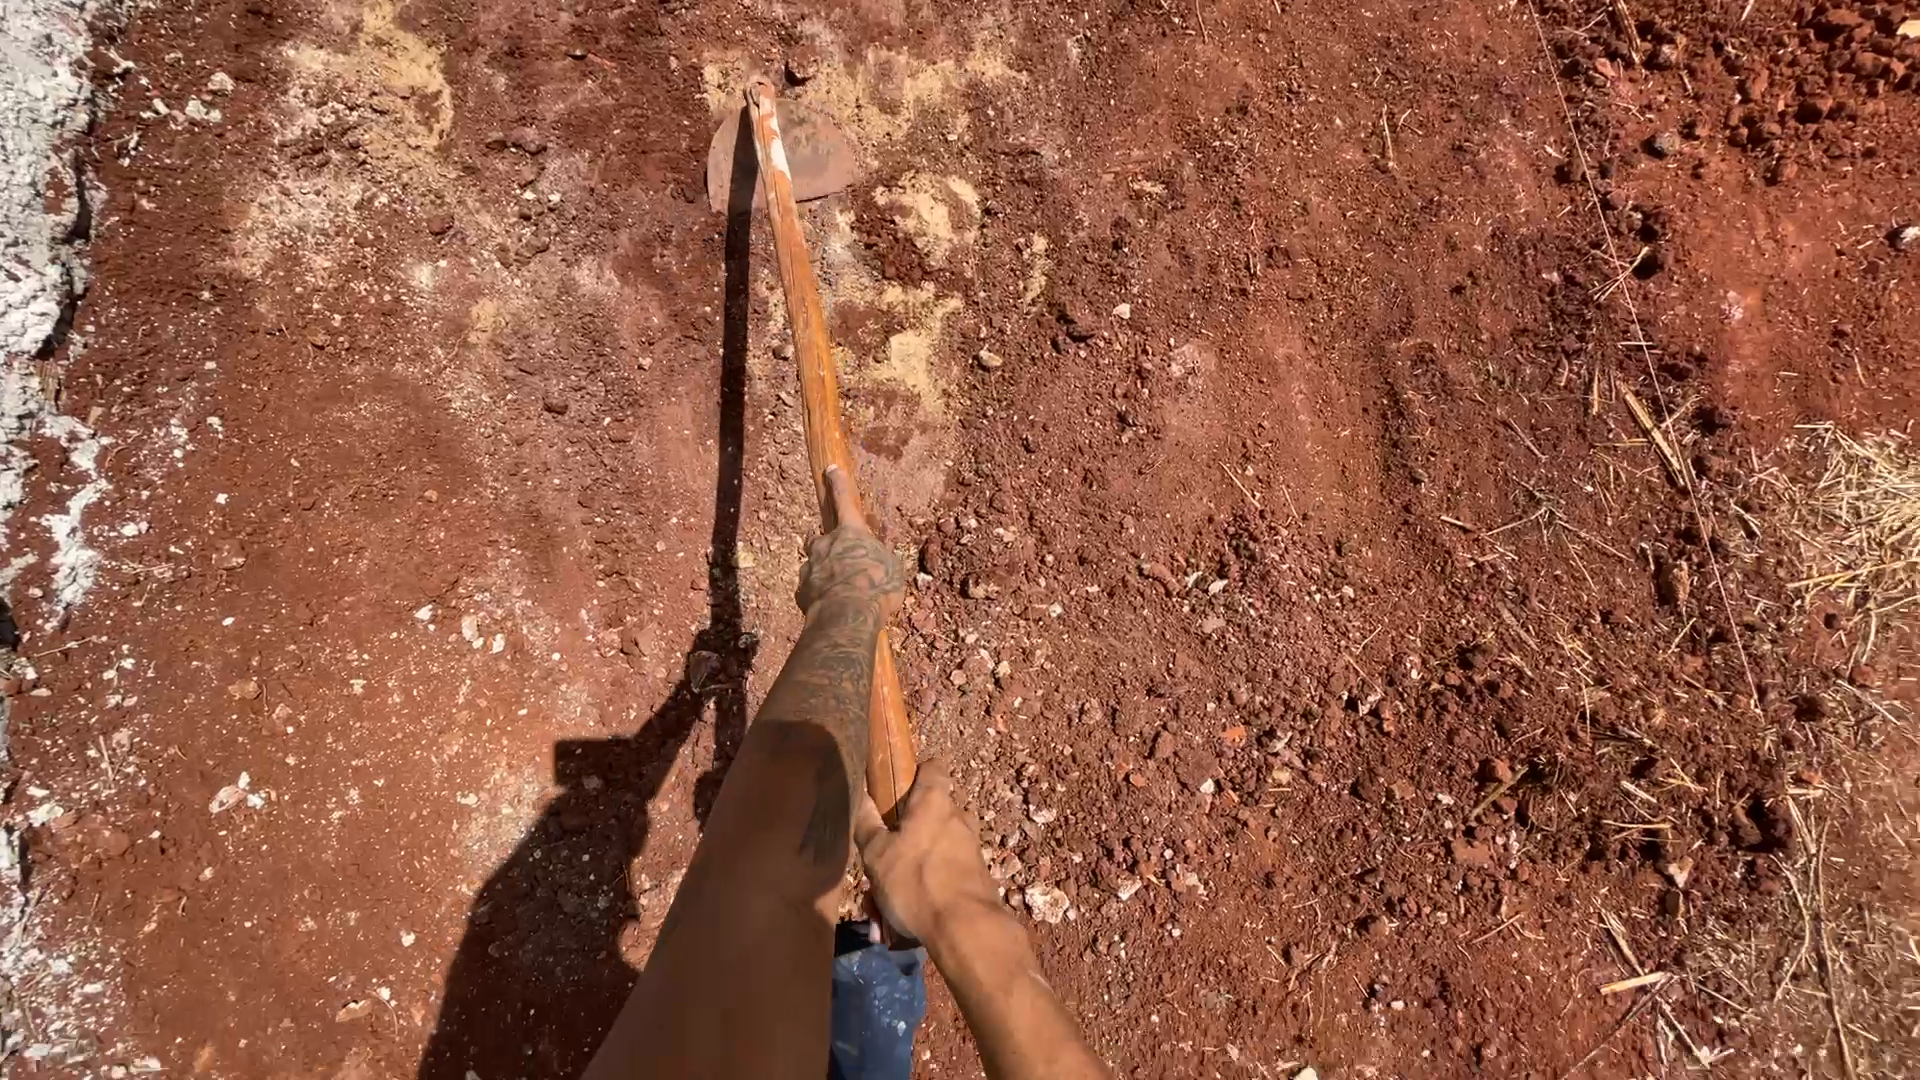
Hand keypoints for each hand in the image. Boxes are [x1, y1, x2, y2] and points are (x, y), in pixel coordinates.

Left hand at [797, 466, 902, 617]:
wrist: (847, 617)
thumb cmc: (877, 588)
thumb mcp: (892, 569)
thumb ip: (881, 559)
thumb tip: (879, 560)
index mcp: (851, 533)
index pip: (844, 501)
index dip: (839, 484)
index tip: (831, 469)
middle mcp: (826, 544)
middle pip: (818, 536)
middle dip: (824, 541)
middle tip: (836, 555)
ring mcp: (810, 566)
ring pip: (813, 562)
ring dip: (823, 570)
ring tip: (838, 588)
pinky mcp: (802, 590)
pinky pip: (810, 587)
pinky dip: (818, 592)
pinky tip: (831, 604)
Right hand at [853, 755, 1004, 945]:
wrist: (966, 930)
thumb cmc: (917, 881)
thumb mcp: (877, 855)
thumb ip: (867, 825)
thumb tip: (861, 797)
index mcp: (934, 802)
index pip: (932, 767)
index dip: (914, 774)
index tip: (895, 792)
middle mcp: (958, 817)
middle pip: (928, 816)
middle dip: (903, 841)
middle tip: (879, 870)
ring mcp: (970, 848)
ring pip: (932, 852)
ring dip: (908, 875)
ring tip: (883, 912)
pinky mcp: (976, 877)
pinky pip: (942, 877)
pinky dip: (924, 894)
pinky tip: (902, 926)